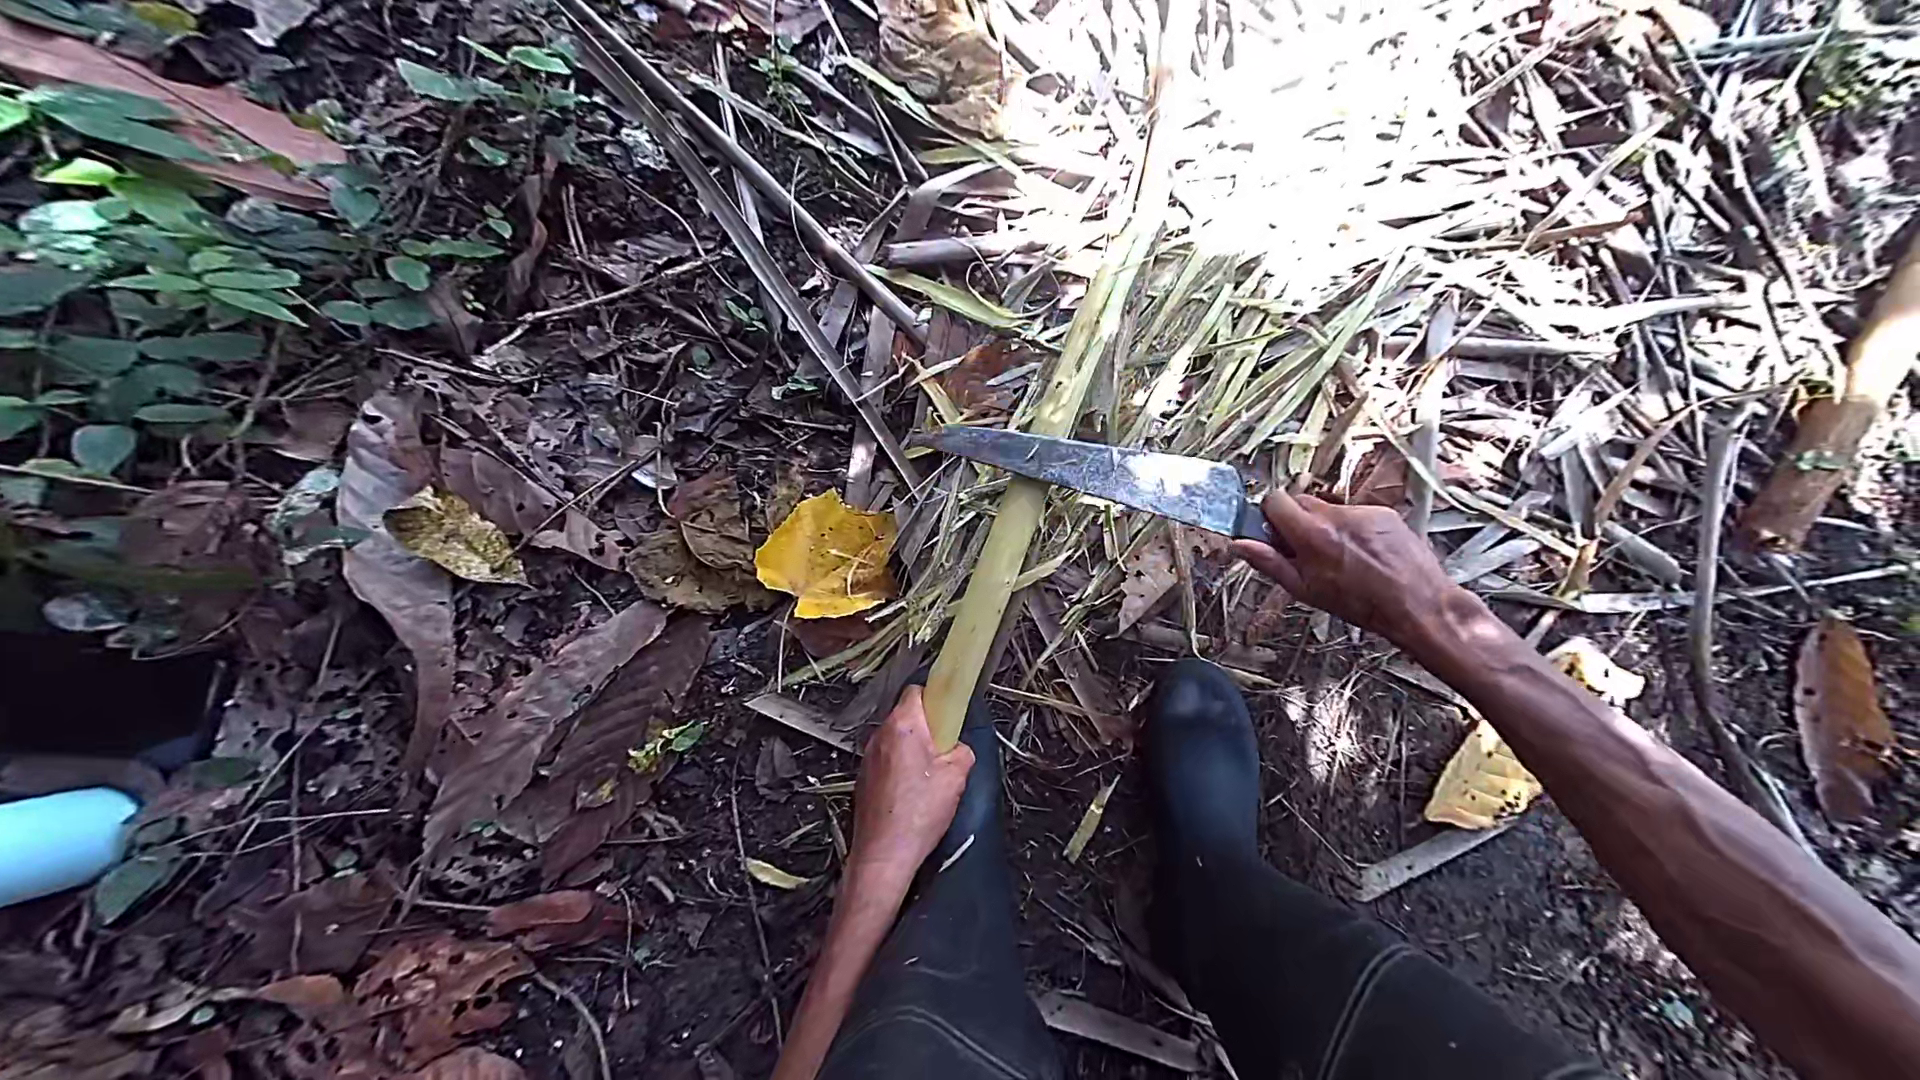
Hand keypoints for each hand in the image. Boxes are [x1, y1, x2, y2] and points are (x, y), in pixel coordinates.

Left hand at [849, 686, 974, 884]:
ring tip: (929, 777)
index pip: (917, 691)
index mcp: (903, 727)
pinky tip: (913, 792)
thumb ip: (962, 751)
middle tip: (943, 751)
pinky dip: (900, 767)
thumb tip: (958, 749)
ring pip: (897, 739)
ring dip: (914, 750)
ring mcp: (869, 756)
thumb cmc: (916, 815)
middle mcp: (880, 735)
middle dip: (927, 729)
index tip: (948, 713)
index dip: (935, 698)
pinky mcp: (864, 776)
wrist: (884, 854)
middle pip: (907, 715)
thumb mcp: (957, 777)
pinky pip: (887, 759)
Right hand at [1230, 488, 1459, 647]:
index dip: (1270, 514)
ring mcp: (1362, 512)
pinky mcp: (1384, 513)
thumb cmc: (1361, 603)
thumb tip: (1240, 545)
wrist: (1418, 605)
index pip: (1276, 500)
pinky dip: (1352, 528)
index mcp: (1311, 534)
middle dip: (1297, 520)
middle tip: (1303, 548)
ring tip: (1339, 555)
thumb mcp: (1304, 589)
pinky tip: (1362, 552)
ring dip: (1325, 526)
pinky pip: (1355, 513)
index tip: (1273, 530)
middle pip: (1301, 501)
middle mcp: (1336, 516)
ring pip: (1329, 509)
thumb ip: (1269, 562)